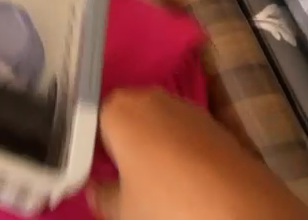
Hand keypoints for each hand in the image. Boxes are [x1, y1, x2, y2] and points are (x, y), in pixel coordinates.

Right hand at [89, 89, 307, 219]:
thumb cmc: (172, 213)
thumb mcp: (124, 215)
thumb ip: (102, 197)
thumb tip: (96, 186)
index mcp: (120, 109)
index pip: (90, 120)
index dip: (89, 148)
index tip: (91, 174)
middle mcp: (152, 98)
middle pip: (124, 117)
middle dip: (120, 145)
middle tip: (120, 183)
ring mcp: (189, 110)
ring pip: (156, 126)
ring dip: (152, 150)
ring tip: (155, 190)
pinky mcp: (218, 129)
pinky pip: (185, 137)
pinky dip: (180, 156)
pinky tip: (186, 189)